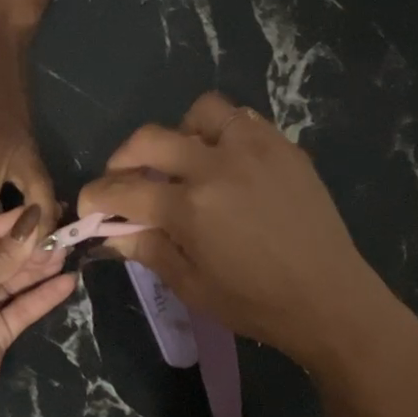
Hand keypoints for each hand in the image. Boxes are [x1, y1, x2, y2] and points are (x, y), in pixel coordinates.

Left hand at [0, 205, 75, 400]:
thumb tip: (31, 226)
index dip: (9, 223)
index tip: (42, 209)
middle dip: (29, 244)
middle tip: (63, 229)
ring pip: (13, 280)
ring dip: (39, 266)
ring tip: (67, 251)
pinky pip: (22, 307)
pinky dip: (43, 295)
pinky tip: (67, 281)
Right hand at [77, 93, 417, 378]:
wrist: (329, 298)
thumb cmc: (255, 303)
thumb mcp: (191, 286)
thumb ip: (149, 251)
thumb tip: (112, 232)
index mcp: (189, 208)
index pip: (122, 190)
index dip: (95, 197)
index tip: (88, 207)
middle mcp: (217, 167)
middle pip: (150, 139)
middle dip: (123, 158)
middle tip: (125, 181)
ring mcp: (255, 150)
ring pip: (201, 112)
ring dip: (180, 134)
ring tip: (184, 163)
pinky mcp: (284, 148)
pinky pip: (243, 120)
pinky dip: (223, 134)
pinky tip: (226, 166)